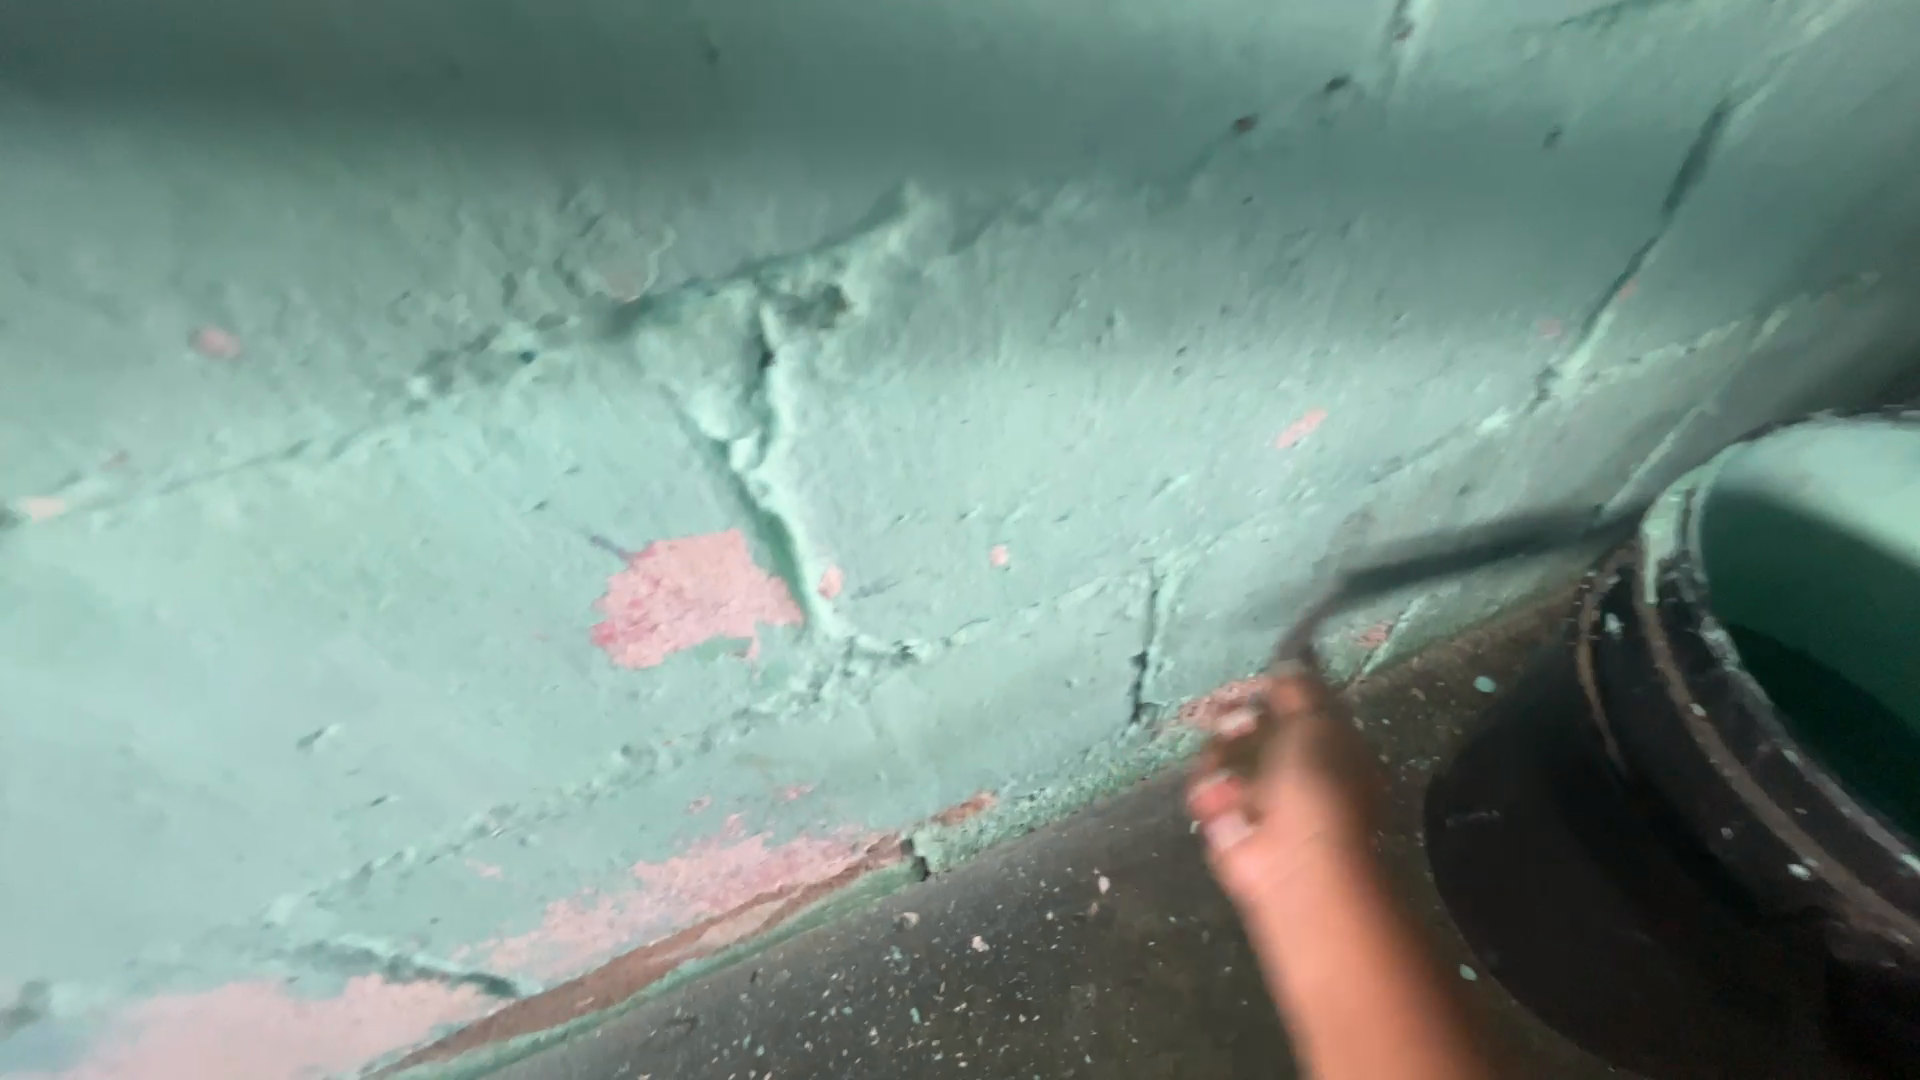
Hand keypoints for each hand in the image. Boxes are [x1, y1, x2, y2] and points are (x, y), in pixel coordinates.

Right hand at [1186, 669, 1385, 905]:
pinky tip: (1224, 805)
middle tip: (1236, 727)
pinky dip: (1210, 793)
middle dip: (1233, 722)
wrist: (1295, 859)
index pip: (1284, 703)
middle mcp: (1288, 764)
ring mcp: (1254, 791)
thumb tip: (1287, 661)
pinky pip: (1203, 786)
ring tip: (1234, 783)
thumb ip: (1299, 687)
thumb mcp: (1317, 722)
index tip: (1250, 688)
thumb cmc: (1316, 786)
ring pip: (1217, 752)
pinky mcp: (1224, 815)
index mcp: (1322, 742)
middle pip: (1242, 723)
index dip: (1264, 691)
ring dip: (1220, 761)